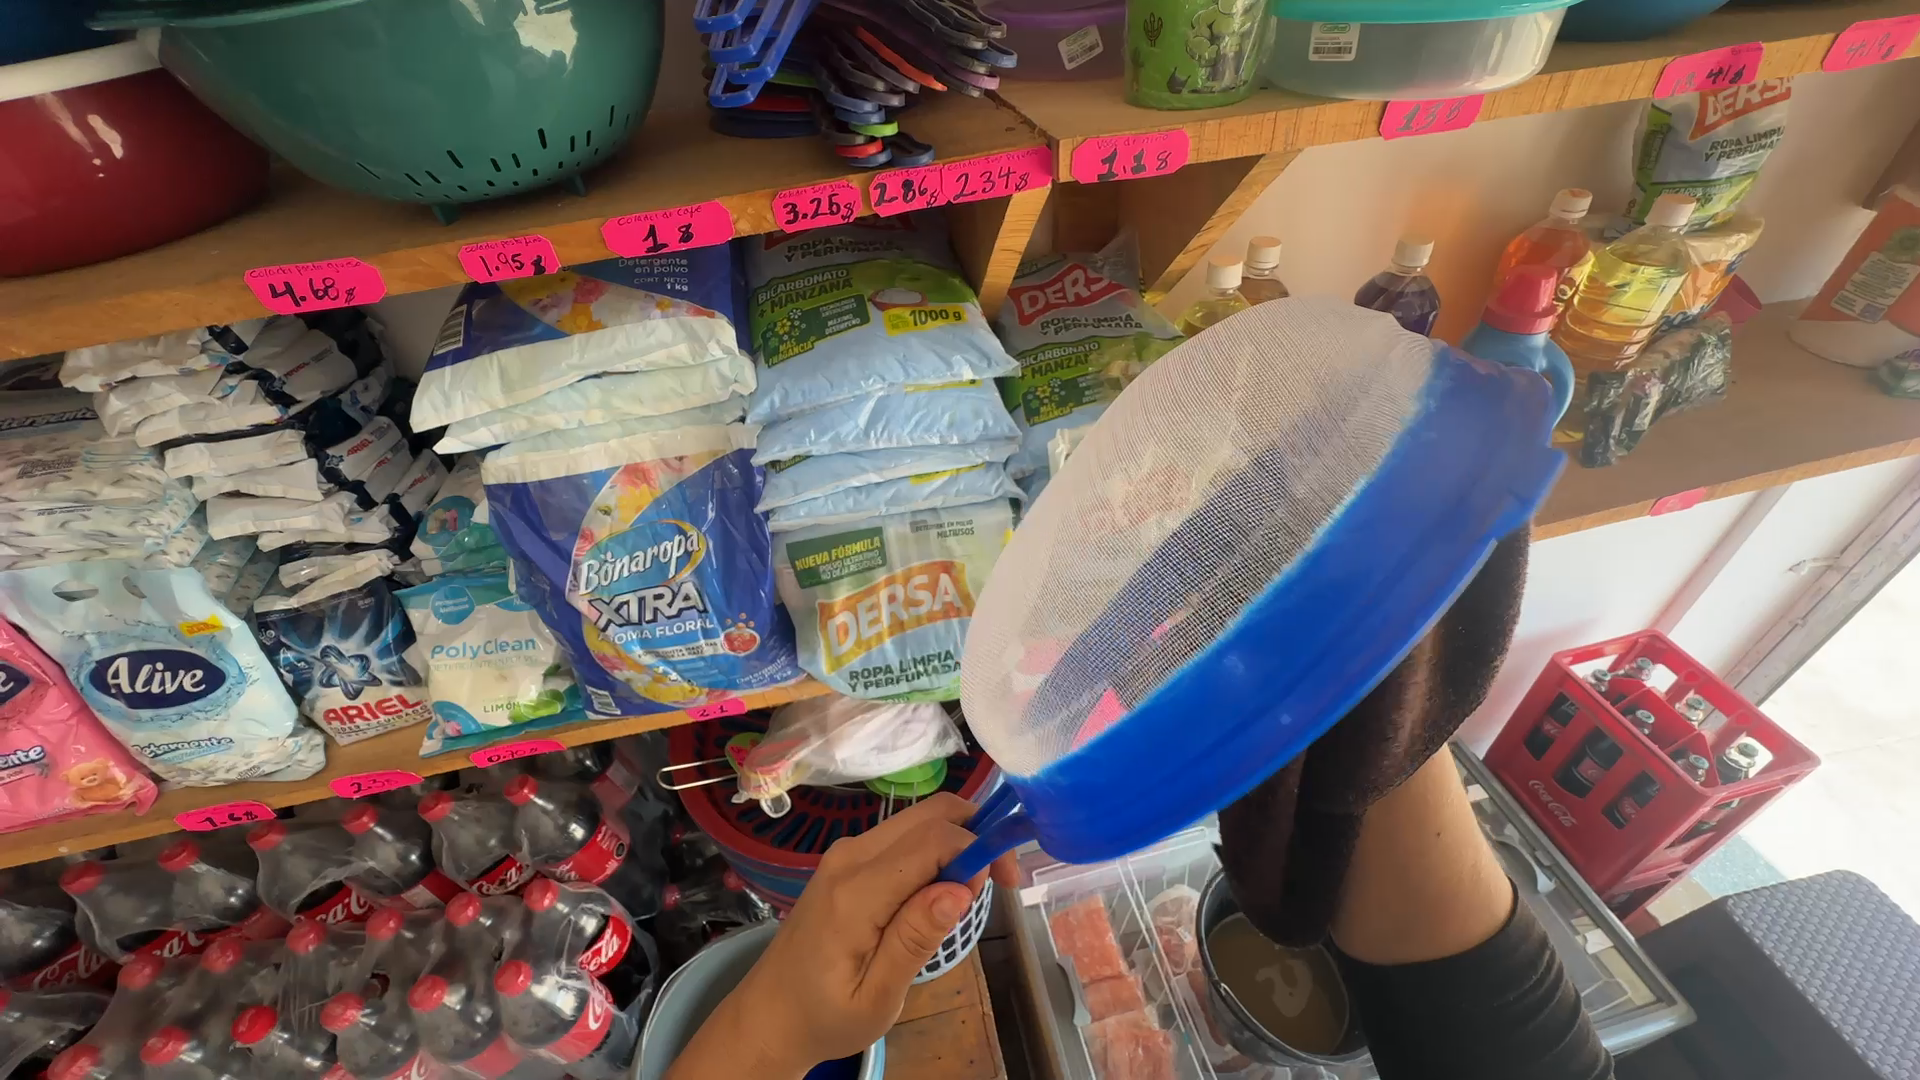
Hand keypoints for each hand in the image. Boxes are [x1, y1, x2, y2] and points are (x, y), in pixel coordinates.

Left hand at [668, 793, 987, 1079]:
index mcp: (856, 891)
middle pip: (930, 814)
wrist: (769, 1013)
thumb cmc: (825, 1016)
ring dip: (959, 838)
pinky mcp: (851, 856)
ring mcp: (849, 850)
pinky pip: (905, 833)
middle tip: (1002, 880)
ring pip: (920, 817)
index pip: (932, 840)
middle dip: (976, 832)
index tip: (1002, 886)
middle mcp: (852, 855)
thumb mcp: (877, 998)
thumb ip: (915, 939)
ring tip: (975, 888)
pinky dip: (937, 846)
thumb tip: (960, 888)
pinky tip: (944, 885)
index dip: (977, 850)